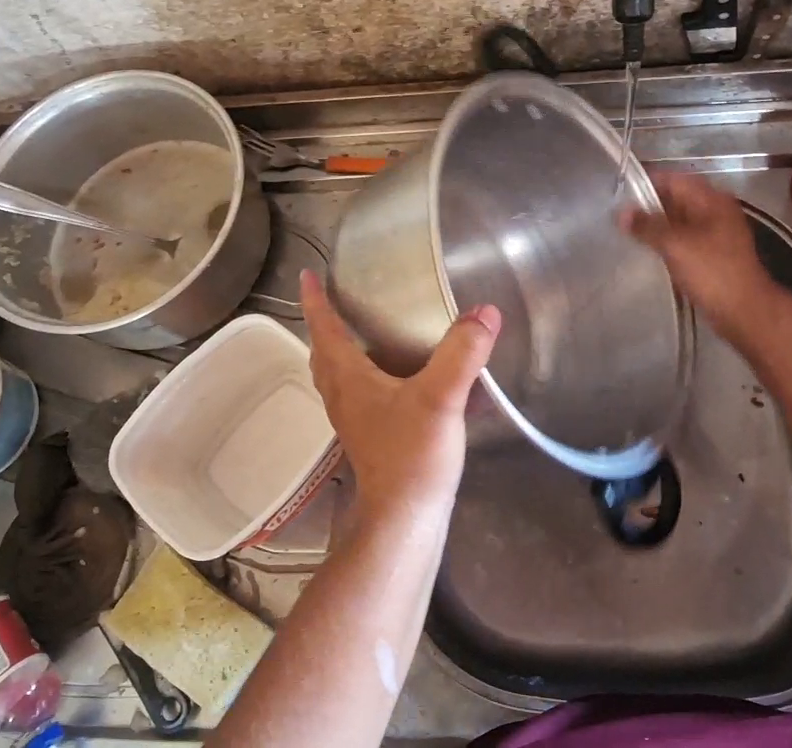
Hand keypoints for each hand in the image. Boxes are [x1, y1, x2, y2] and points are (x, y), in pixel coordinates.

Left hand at [299, 270, 499, 525]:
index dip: (315, 300)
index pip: (324, 330)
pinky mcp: (372, 436)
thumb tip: (483, 313)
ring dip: (343, 350)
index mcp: (348, 378)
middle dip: (326, 324)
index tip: (307, 274)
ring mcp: (355, 419)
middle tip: (336, 298)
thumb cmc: (413, 456)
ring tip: (364, 330)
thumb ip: (462, 354)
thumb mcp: (441, 399)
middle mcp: (343, 395)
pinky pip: (360, 393)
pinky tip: (400, 376)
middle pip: (324, 353)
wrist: (405, 519)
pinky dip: (367, 374)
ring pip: (339, 375)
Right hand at [621, 171, 790, 341]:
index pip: (674, 178)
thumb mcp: (675, 245)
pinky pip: (684, 239)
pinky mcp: (713, 254)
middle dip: (649, 204)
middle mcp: (715, 210)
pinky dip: (666, 241)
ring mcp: (716, 233)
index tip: (619, 192)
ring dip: (656, 224)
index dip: (646, 182)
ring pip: (679, 220)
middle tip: (618, 214)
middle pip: (677, 198)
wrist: (744, 310)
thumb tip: (620, 212)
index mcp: (711, 199)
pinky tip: (647, 249)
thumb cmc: (712, 272)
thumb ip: (647, 226)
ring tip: (627, 231)